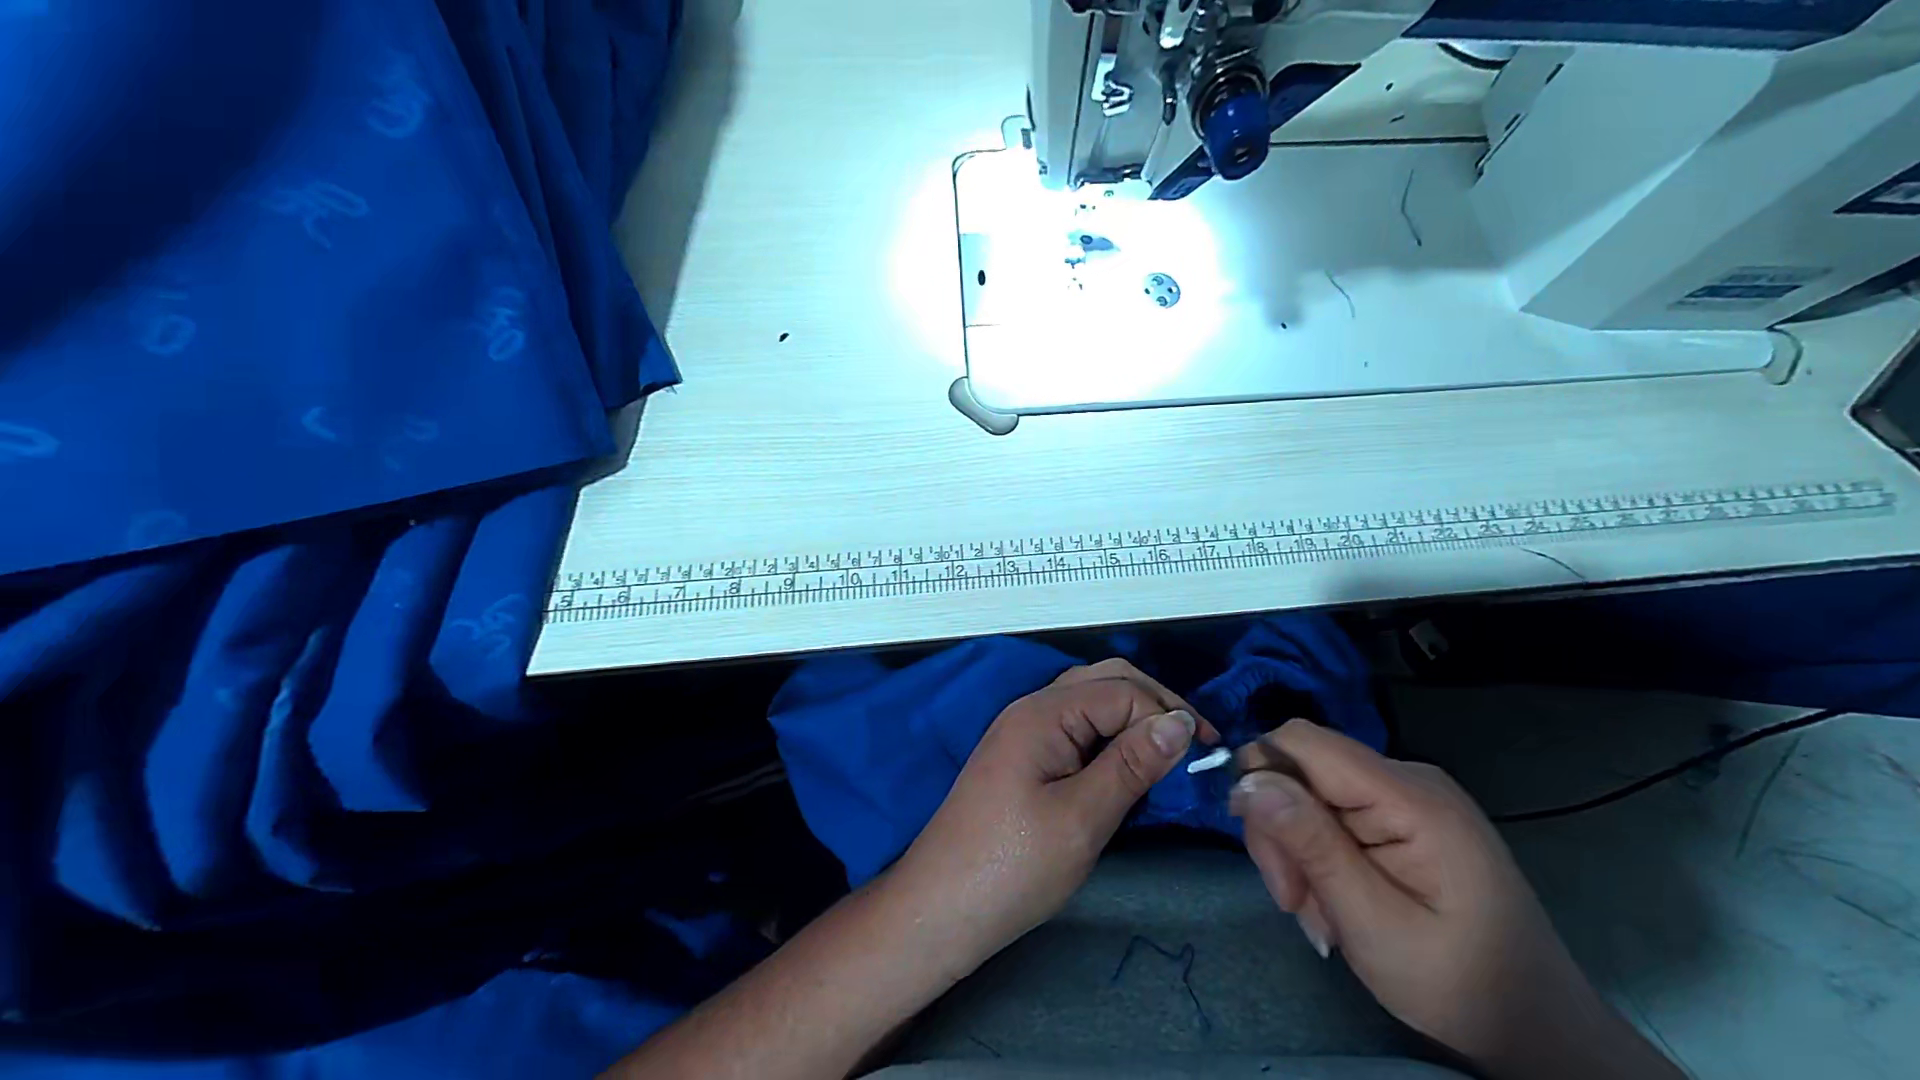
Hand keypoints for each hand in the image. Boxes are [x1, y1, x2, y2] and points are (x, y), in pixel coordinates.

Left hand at [890, 659, 1218, 970]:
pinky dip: (1110, 738)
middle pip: (1105, 681)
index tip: (1206, 755)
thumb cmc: (1013, 866)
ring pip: (1091, 702)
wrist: (941, 906)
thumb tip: (1180, 721)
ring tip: (1169, 756)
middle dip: (1154, 705)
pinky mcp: (1024, 757)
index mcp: (1042, 713)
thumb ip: (1131, 764)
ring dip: (1133, 719)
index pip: (1122, 689)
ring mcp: (1024, 731)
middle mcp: (1032, 708)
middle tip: (1193, 748)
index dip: (1167, 714)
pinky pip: (1076, 728)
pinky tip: (1129, 765)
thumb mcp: (1082, 817)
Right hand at [1229, 721, 1682, 1079]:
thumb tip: (1248, 780)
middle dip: (1279, 829)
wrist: (1536, 1026)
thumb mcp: (1374, 924)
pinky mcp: (1398, 816)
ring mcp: (1404, 796)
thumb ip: (1312, 845)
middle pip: (1300, 768)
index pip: (1302, 741)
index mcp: (1410, 796)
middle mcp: (1406, 778)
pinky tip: (1332, 900)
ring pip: (1308, 793)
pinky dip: (1316, 854)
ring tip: (1316, 913)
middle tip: (1290, 900)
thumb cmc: (1460, 984)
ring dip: (1296, 849)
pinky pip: (1330, 812)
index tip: (1259, 845)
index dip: (1261, 775)